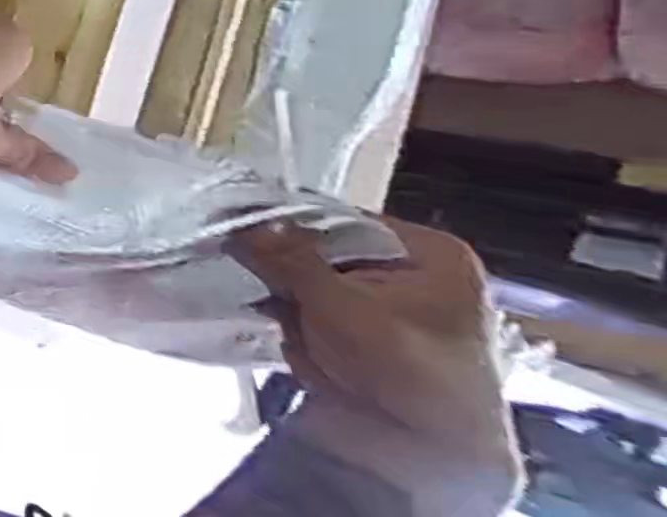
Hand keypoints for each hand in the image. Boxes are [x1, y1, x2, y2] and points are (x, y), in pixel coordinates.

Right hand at [233, 219, 522, 513]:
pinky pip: (305, 294)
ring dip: (275, 275)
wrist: (414, 453)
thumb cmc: (403, 371)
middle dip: (279, 250)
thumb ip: (285, 255)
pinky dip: (280, 297)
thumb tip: (237, 219)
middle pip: (322, 241)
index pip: (340, 216)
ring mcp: (382, 297)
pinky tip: (258, 300)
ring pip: (307, 268)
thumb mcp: (339, 304)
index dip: (289, 218)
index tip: (243, 221)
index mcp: (432, 253)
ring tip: (242, 274)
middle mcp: (412, 268)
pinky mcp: (354, 323)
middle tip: (237, 249)